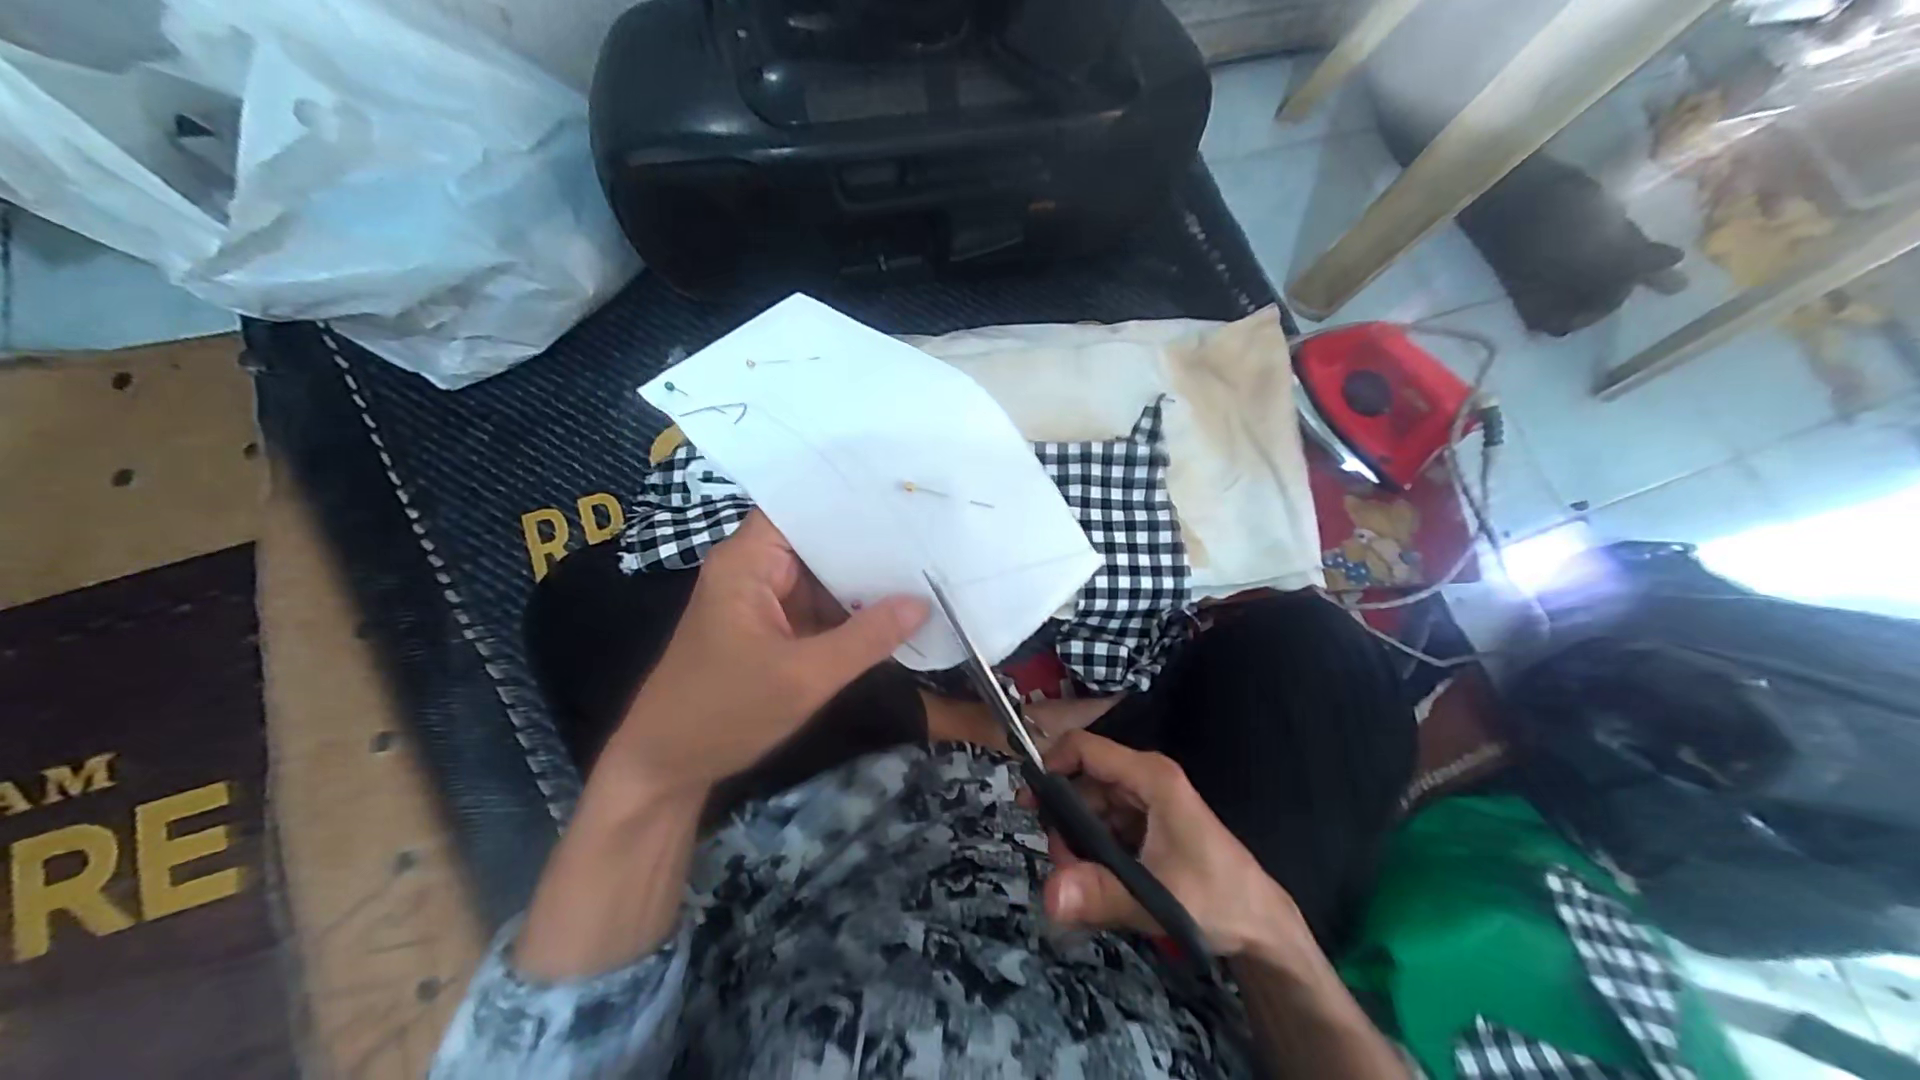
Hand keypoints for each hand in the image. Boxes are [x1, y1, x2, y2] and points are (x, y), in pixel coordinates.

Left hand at [599, 510, 928, 797]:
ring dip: (864, 577)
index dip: (850, 499)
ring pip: (823, 574)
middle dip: (869, 539)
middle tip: (931, 532)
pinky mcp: (772, 627)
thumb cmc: (724, 712)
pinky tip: (897, 606)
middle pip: (818, 539)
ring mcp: (764, 600)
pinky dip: (851, 609)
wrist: (667, 767)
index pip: (802, 506)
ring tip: (926, 562)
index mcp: (747, 562)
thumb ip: (865, 639)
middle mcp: (754, 569)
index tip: (903, 498)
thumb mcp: (804, 677)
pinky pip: (819, 605)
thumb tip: (922, 603)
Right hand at [1023, 730, 1303, 957]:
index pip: (1086, 748)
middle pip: (1083, 780)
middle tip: (1060, 864)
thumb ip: (1101, 895)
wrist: (1262, 926)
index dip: (1051, 765)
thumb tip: (1049, 895)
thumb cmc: (1216, 899)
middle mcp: (1146, 780)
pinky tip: (1096, 878)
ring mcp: (1148, 801)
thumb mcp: (1157, 899)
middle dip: (1062, 818)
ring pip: (1091, 804)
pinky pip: (1106, 823)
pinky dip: (1093, 847)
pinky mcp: (1148, 823)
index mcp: (1151, 777)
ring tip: (1079, 878)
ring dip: (1076, 837)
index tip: (1028, 803)